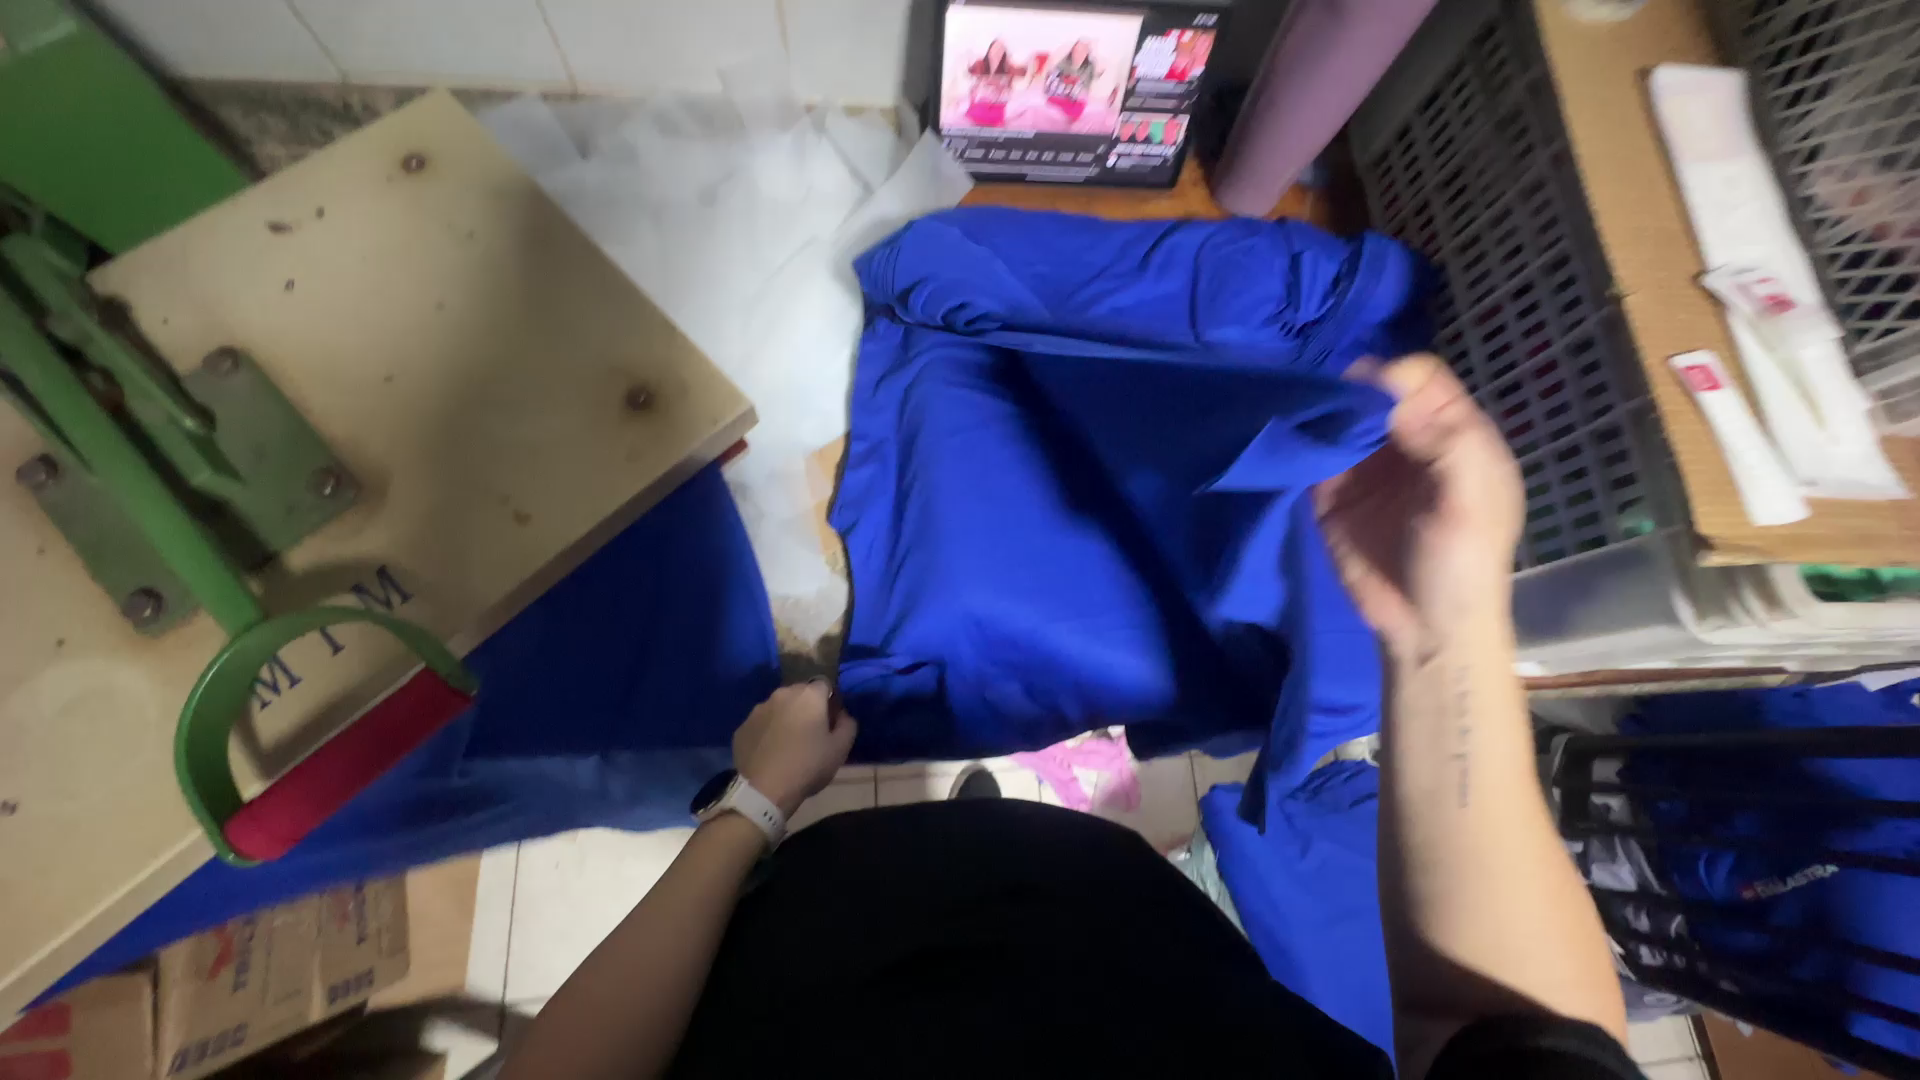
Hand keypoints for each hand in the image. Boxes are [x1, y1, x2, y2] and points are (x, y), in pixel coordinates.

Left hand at [732, 681, 857, 817]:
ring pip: (778, 708)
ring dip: (785, 719)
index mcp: (808, 695)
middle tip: (811, 734)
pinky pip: (761, 724)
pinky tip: (770, 753)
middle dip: (807, 708)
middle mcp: (781, 694)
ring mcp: (758, 710)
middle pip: (800, 694)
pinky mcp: (742, 728)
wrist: (765, 790)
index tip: (831, 722)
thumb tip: (842, 715)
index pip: (825, 686)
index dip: (830, 702)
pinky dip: (767, 733)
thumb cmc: (808, 765)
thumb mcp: (841, 748)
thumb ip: (848, 724)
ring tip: (788, 745)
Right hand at [1316, 354, 1522, 662]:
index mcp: (1453, 436)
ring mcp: (1365, 467)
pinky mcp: (1329, 492)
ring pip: (1338, 418)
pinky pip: (1311, 455)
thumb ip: (1445, 444)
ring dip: (1318, 413)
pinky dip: (1297, 444)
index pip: (1421, 381)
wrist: (1422, 629)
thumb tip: (1390, 395)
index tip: (1361, 392)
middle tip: (1321, 402)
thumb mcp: (1471, 503)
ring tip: (1297, 417)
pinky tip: (1286, 443)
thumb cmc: (1462, 565)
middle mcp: (1407, 441)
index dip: (1392, 377)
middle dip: (1348, 389)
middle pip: (1374, 392)